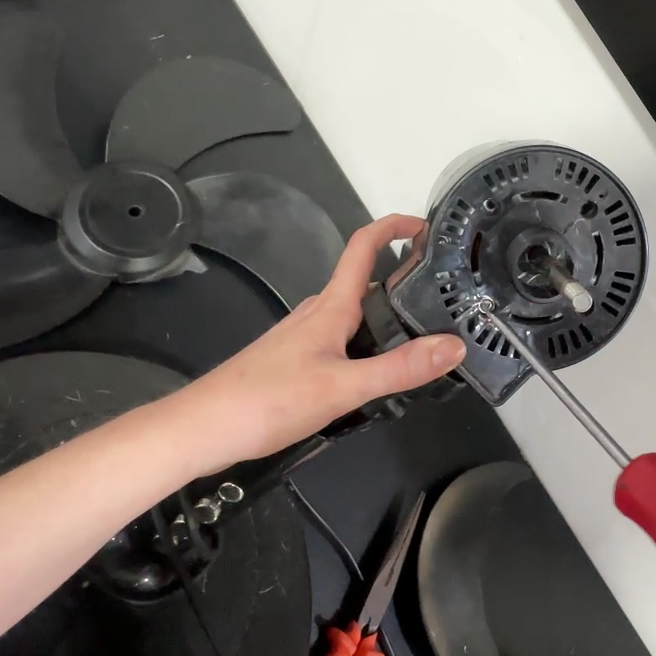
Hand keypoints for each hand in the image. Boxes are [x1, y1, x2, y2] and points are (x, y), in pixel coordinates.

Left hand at [161, 215, 466, 473]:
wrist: (202, 429)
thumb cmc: (268, 400)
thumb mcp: (343, 387)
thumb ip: (399, 369)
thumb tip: (453, 346)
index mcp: (331, 306)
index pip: (364, 246)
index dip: (394, 226)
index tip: (425, 226)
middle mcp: (318, 312)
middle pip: (366, 281)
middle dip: (404, 281)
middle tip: (444, 300)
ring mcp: (304, 336)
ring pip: (355, 314)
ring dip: (387, 317)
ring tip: (421, 341)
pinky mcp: (295, 359)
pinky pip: (342, 339)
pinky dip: (368, 344)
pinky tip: (376, 376)